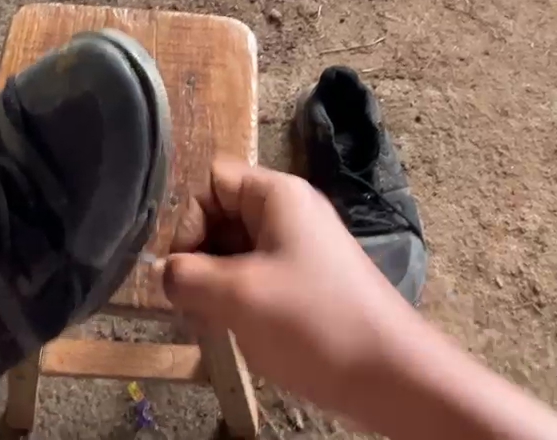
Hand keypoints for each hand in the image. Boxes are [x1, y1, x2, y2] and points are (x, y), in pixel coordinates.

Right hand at [161, 159, 421, 410]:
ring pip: (236, 247)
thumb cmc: (314, 323)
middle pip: (221, 214)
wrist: (393, 376)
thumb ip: (188, 278)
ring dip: (216, 282)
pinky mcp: (308, 278)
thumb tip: (163, 273)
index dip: (190, 220)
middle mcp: (288, 209)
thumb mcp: (239, 297)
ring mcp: (301, 245)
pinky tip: (239, 331)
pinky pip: (258, 272)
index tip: (187, 268)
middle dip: (200, 256)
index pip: (212, 180)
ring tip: (216, 324)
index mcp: (276, 194)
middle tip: (194, 305)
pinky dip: (240, 297)